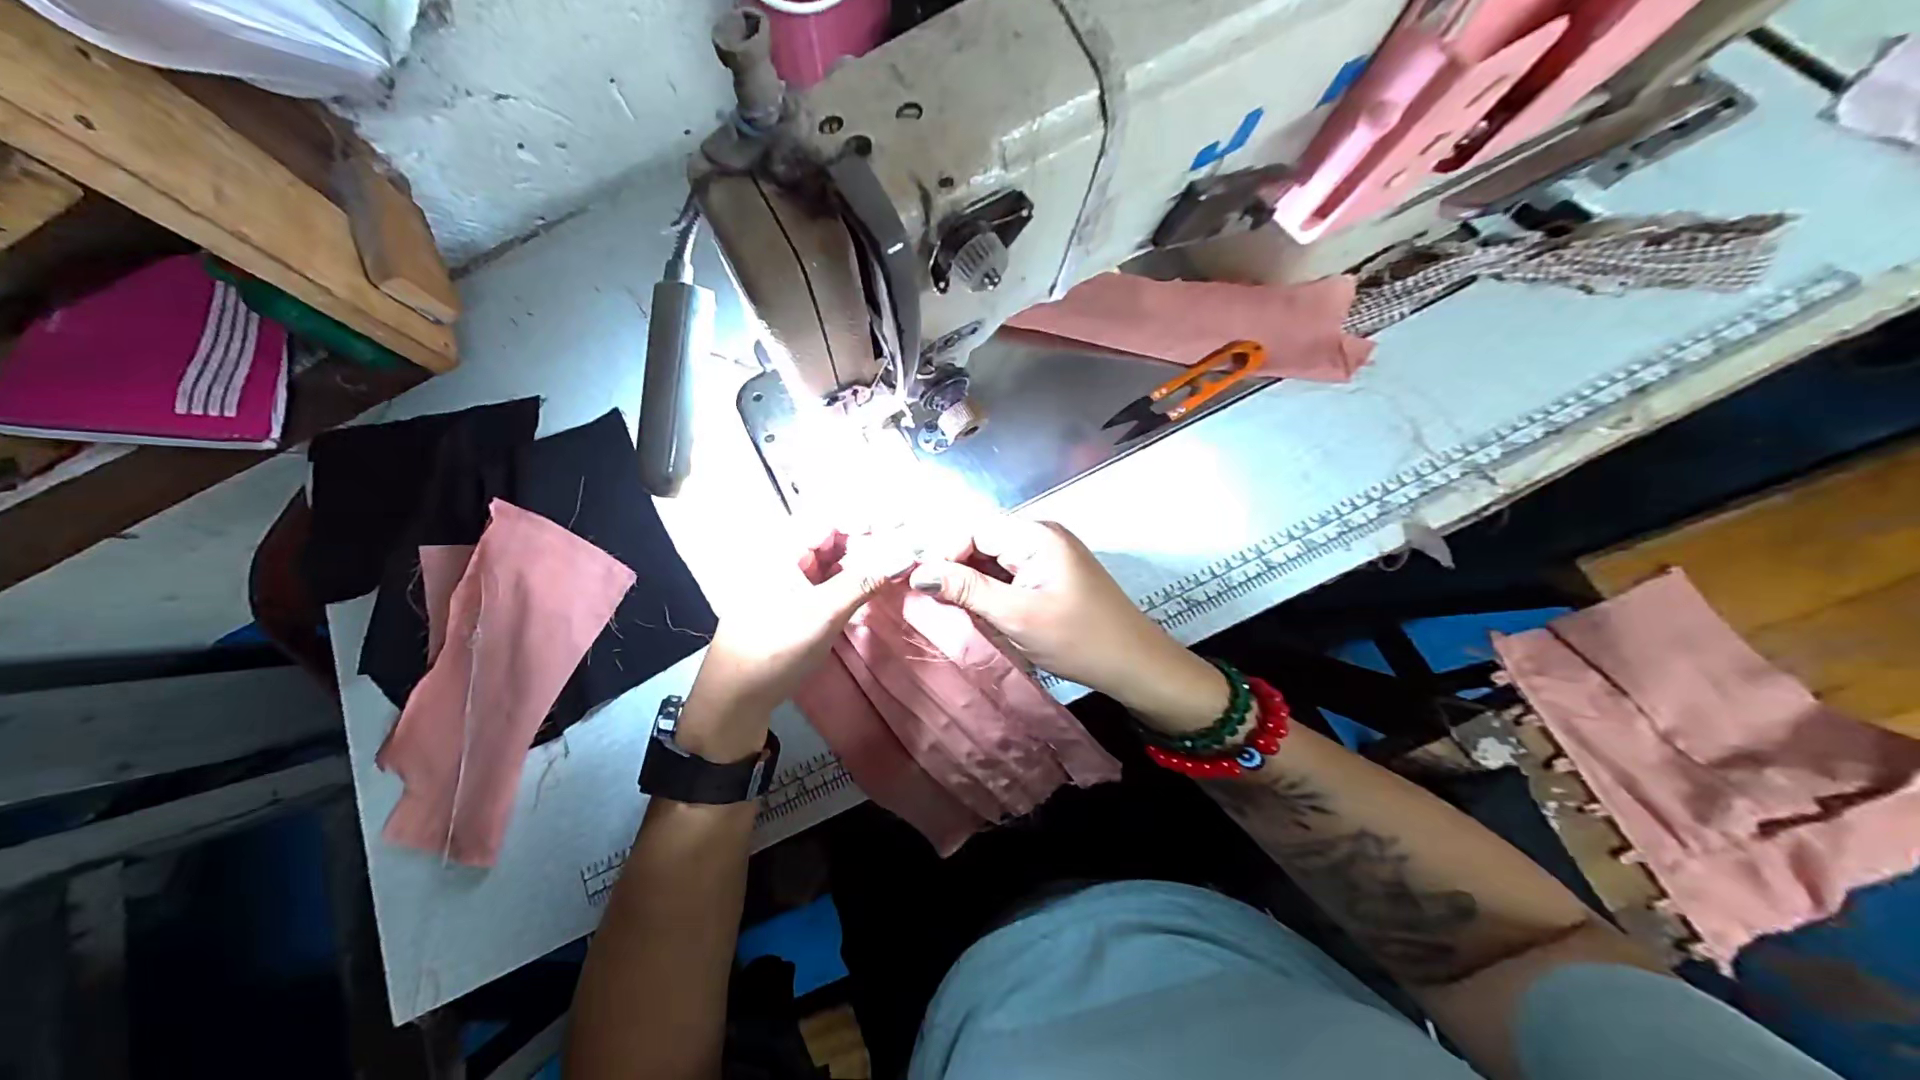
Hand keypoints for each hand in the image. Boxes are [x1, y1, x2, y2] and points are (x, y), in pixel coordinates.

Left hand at [677, 530, 912, 760]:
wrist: (735, 696)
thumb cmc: (776, 647)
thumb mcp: (824, 613)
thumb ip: (865, 579)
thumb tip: (906, 553)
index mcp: (782, 547)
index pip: (831, 516)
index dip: (868, 519)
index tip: (901, 530)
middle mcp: (783, 554)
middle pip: (833, 532)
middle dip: (869, 538)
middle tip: (904, 552)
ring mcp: (787, 577)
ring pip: (832, 555)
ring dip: (863, 558)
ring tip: (894, 567)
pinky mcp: (792, 598)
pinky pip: (827, 576)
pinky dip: (851, 576)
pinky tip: (871, 584)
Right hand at [908, 518, 1227, 734]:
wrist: (1136, 665)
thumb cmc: (1078, 640)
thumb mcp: (1017, 616)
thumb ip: (968, 590)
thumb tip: (920, 573)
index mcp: (1036, 535)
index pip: (975, 528)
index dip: (943, 551)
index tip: (919, 583)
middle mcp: (1041, 535)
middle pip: (983, 539)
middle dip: (954, 564)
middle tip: (927, 596)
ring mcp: (1048, 555)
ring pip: (994, 557)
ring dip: (970, 578)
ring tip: (946, 604)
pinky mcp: (1051, 575)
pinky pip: (1009, 572)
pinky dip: (989, 588)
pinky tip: (975, 607)